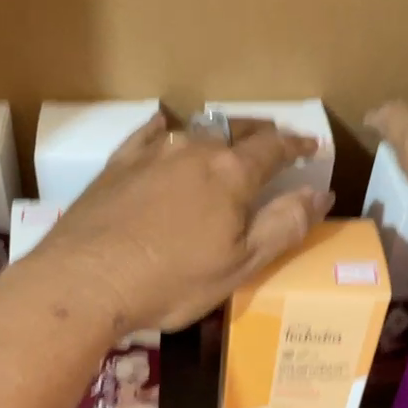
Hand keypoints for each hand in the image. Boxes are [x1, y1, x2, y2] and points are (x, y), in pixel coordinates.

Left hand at [29, 115, 332, 331]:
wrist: (86, 280)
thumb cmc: (171, 281)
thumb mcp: (240, 265)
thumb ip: (284, 226)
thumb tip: (320, 193)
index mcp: (231, 174)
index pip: (274, 148)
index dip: (296, 146)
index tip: (310, 147)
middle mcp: (194, 151)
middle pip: (235, 132)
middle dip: (259, 136)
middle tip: (272, 143)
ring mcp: (151, 155)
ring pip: (194, 132)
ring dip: (217, 135)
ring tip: (226, 142)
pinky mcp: (116, 166)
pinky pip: (147, 136)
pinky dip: (164, 129)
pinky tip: (164, 126)